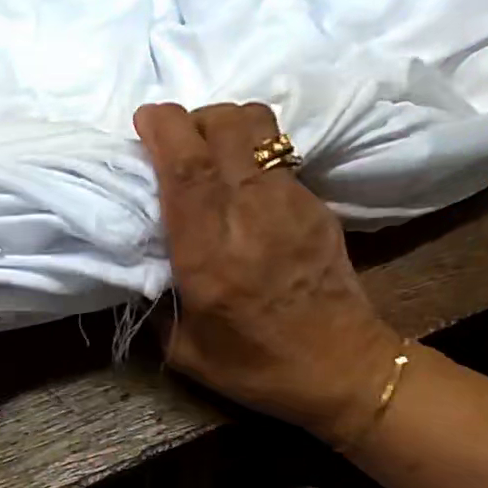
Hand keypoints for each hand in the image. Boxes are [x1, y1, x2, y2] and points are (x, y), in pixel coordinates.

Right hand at [135, 102, 401, 445]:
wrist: (343, 369)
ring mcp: (292, 204)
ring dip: (226, 125)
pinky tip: (248, 186)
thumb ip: (157, 303)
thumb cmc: (259, 368)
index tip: (145, 120)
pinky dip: (254, 153)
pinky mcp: (318, 205)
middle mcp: (251, 216)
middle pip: (224, 127)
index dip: (163, 129)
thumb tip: (144, 262)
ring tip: (213, 153)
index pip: (186, 168)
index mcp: (210, 255)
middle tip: (177, 141)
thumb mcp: (187, 351)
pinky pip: (280, 156)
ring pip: (259, 127)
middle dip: (192, 118)